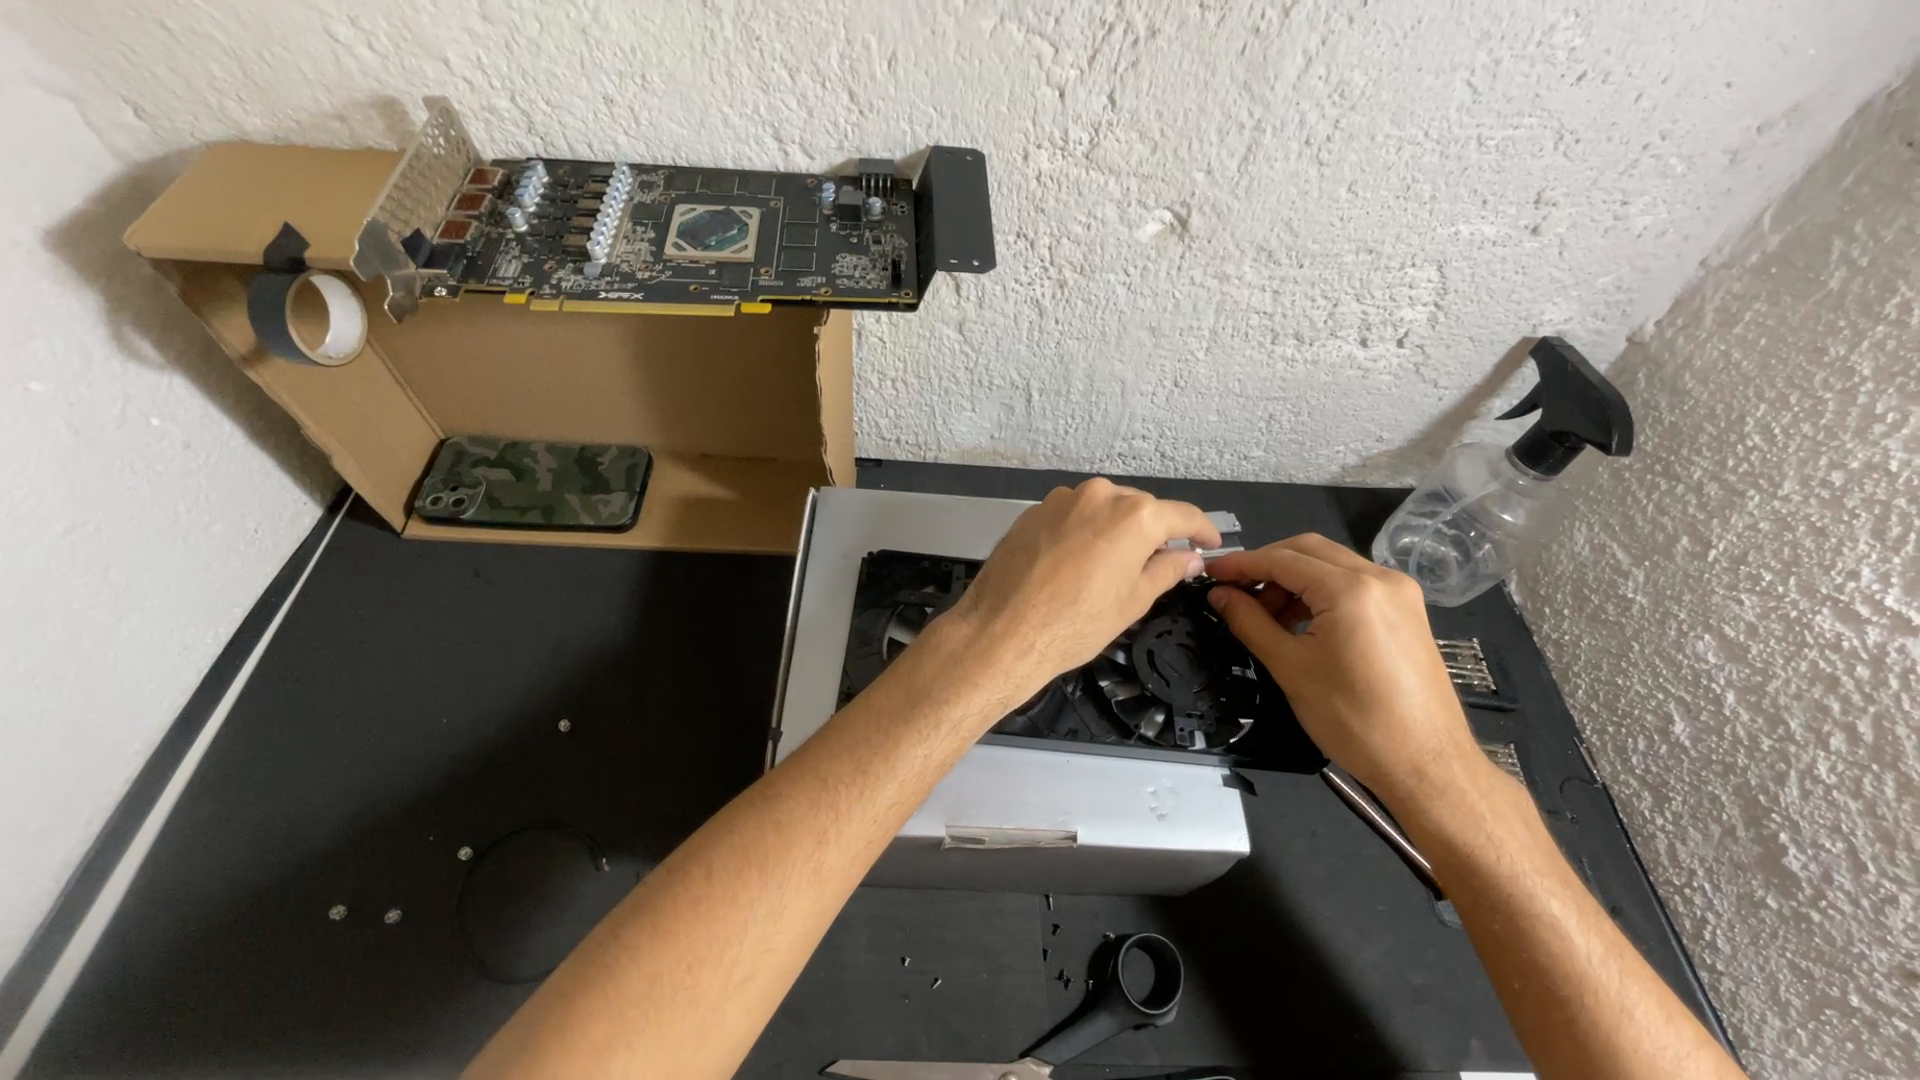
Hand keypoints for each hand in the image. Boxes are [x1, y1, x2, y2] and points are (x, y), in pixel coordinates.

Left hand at [940, 478, 1220, 706]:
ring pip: (1103, 509)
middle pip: (1140, 508)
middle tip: (1162, 562)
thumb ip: (1167, 570)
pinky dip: (1084, 532)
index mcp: (1134, 515)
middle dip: (1154, 532)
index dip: (1201, 530)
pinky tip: (1078, 564)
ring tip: (1114, 567)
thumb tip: (1188, 558)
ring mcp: (1062, 500)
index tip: (1208, 543)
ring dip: (1116, 530)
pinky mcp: (1034, 511)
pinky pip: (1072, 516)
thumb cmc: (1074, 623)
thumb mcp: (1133, 601)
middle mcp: (1099, 495)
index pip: (1182, 515)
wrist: (1002, 631)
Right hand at [1204, 534, 1482, 804]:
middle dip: (1266, 565)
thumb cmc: (1353, 719)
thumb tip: (1218, 595)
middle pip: (1308, 550)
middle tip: (1234, 593)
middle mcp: (1380, 577)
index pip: (1282, 559)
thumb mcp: (1290, 668)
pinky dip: (1320, 592)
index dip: (1240, 564)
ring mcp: (1399, 592)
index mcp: (1351, 589)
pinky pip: (1353, 584)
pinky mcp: (1407, 611)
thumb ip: (1250, 622)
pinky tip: (1300, 623)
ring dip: (1293, 579)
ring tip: (1265, 616)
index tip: (1208, 575)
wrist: (1426, 764)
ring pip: (1332, 564)